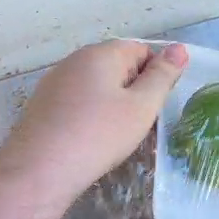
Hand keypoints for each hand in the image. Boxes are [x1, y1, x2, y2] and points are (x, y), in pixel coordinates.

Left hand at [0, 41, 188, 201]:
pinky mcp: (42, 105)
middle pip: (116, 66)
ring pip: (95, 86)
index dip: (155, 75)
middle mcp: (74, 60)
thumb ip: (162, 76)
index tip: (155, 105)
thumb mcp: (141, 107)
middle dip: (132, 90)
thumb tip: (179, 49)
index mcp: (100, 53)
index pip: (141, 49)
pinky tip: (90, 140)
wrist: (39, 170)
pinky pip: (76, 102)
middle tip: (138, 123)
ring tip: (115, 135)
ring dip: (111, 104)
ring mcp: (54, 82)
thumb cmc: (98, 135)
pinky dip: (89, 115)